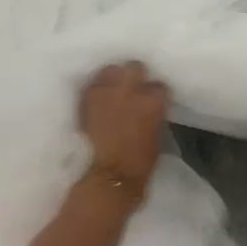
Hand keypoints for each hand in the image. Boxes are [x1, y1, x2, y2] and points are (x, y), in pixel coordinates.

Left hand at [77, 62, 170, 202]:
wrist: (108, 178)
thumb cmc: (140, 164)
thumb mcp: (157, 135)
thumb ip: (154, 114)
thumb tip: (149, 108)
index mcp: (155, 101)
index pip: (159, 85)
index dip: (153, 93)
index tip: (150, 100)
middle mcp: (132, 90)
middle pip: (134, 67)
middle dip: (134, 75)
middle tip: (131, 87)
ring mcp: (107, 93)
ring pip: (111, 70)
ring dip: (112, 78)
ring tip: (111, 89)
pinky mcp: (87, 99)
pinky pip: (92, 84)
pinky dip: (96, 89)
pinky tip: (97, 98)